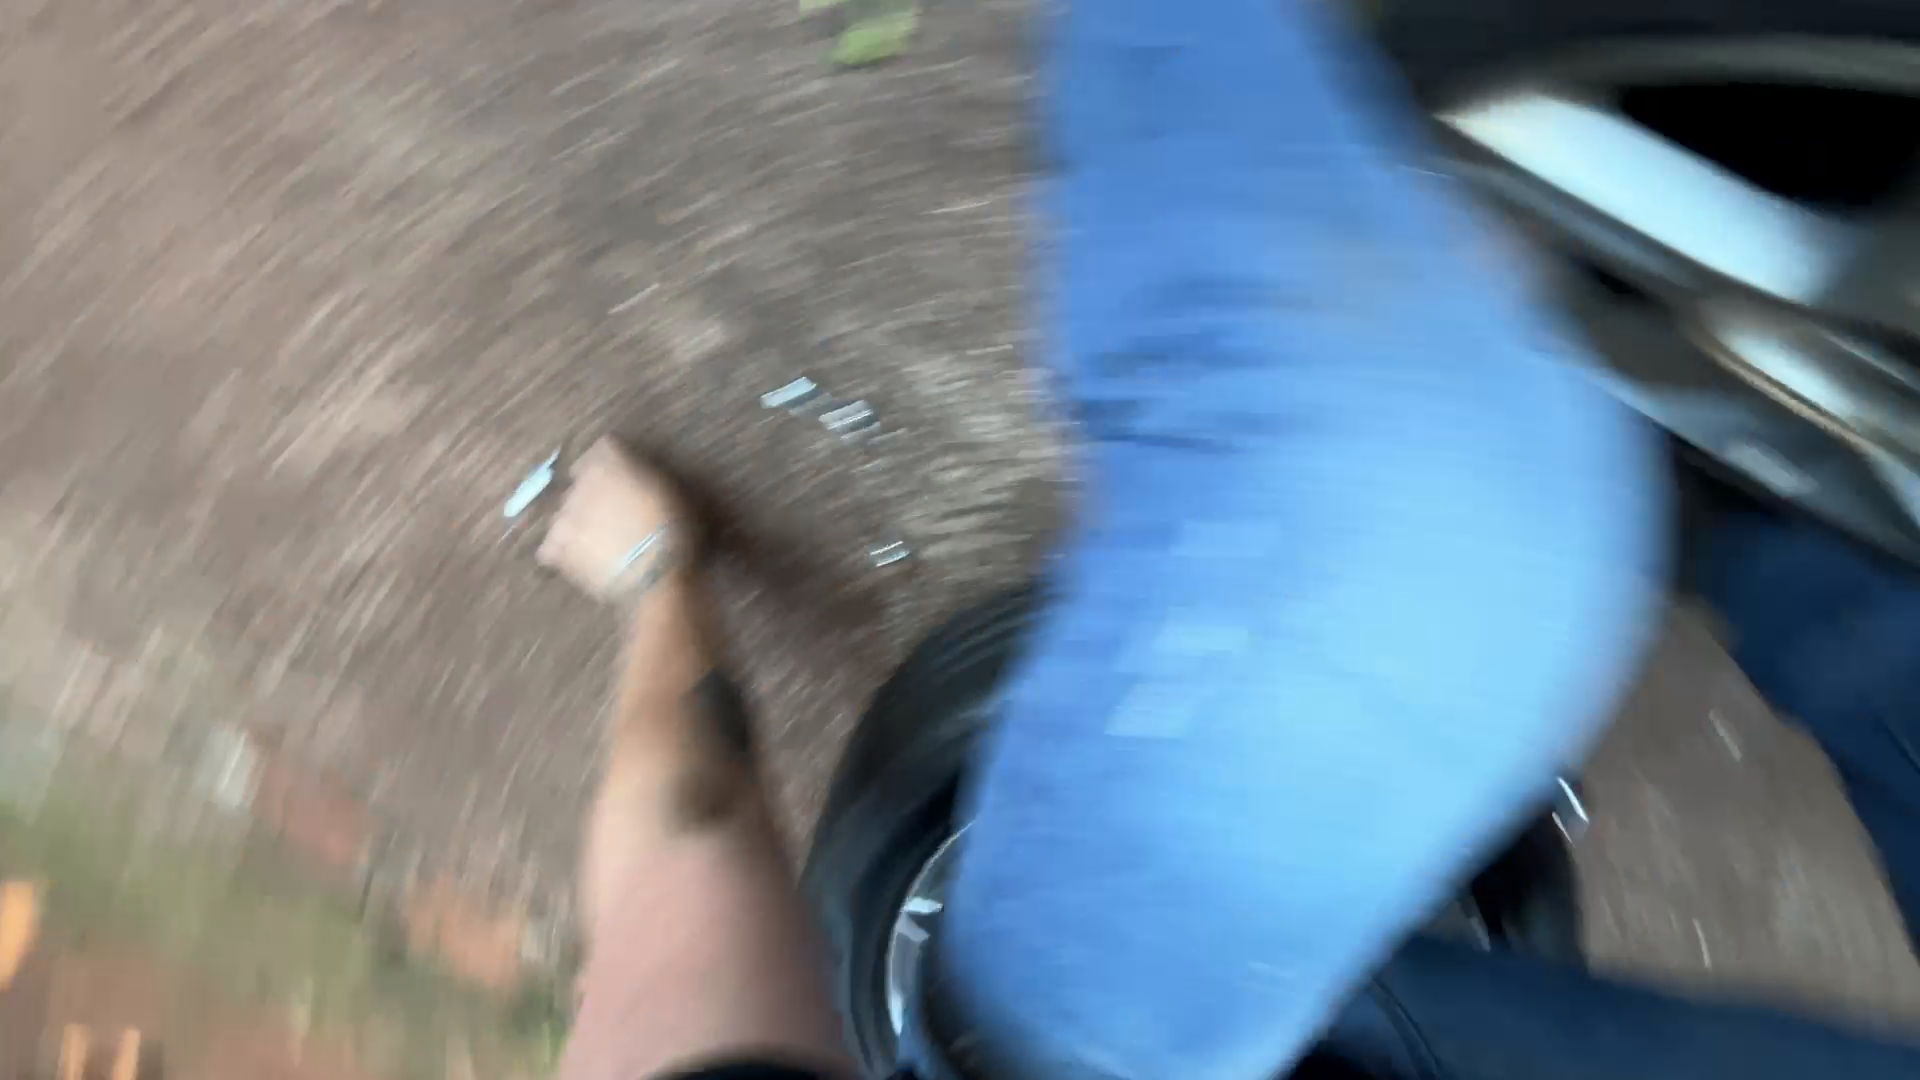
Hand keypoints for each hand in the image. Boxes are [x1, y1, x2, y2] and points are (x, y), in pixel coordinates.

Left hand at [536, 437, 690, 603]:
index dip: (615, 459)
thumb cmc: (672, 531)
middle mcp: (579, 485)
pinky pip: (551, 545)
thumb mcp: (669, 491)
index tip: (626, 472)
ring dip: (579, 519)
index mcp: (609, 466)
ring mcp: (563, 518)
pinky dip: (563, 549)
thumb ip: (643, 474)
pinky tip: (582, 557)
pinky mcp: (556, 550)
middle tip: (615, 510)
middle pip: (582, 480)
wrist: (652, 576)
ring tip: (600, 538)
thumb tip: (629, 467)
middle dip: (594, 491)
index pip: (603, 447)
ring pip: (565, 511)